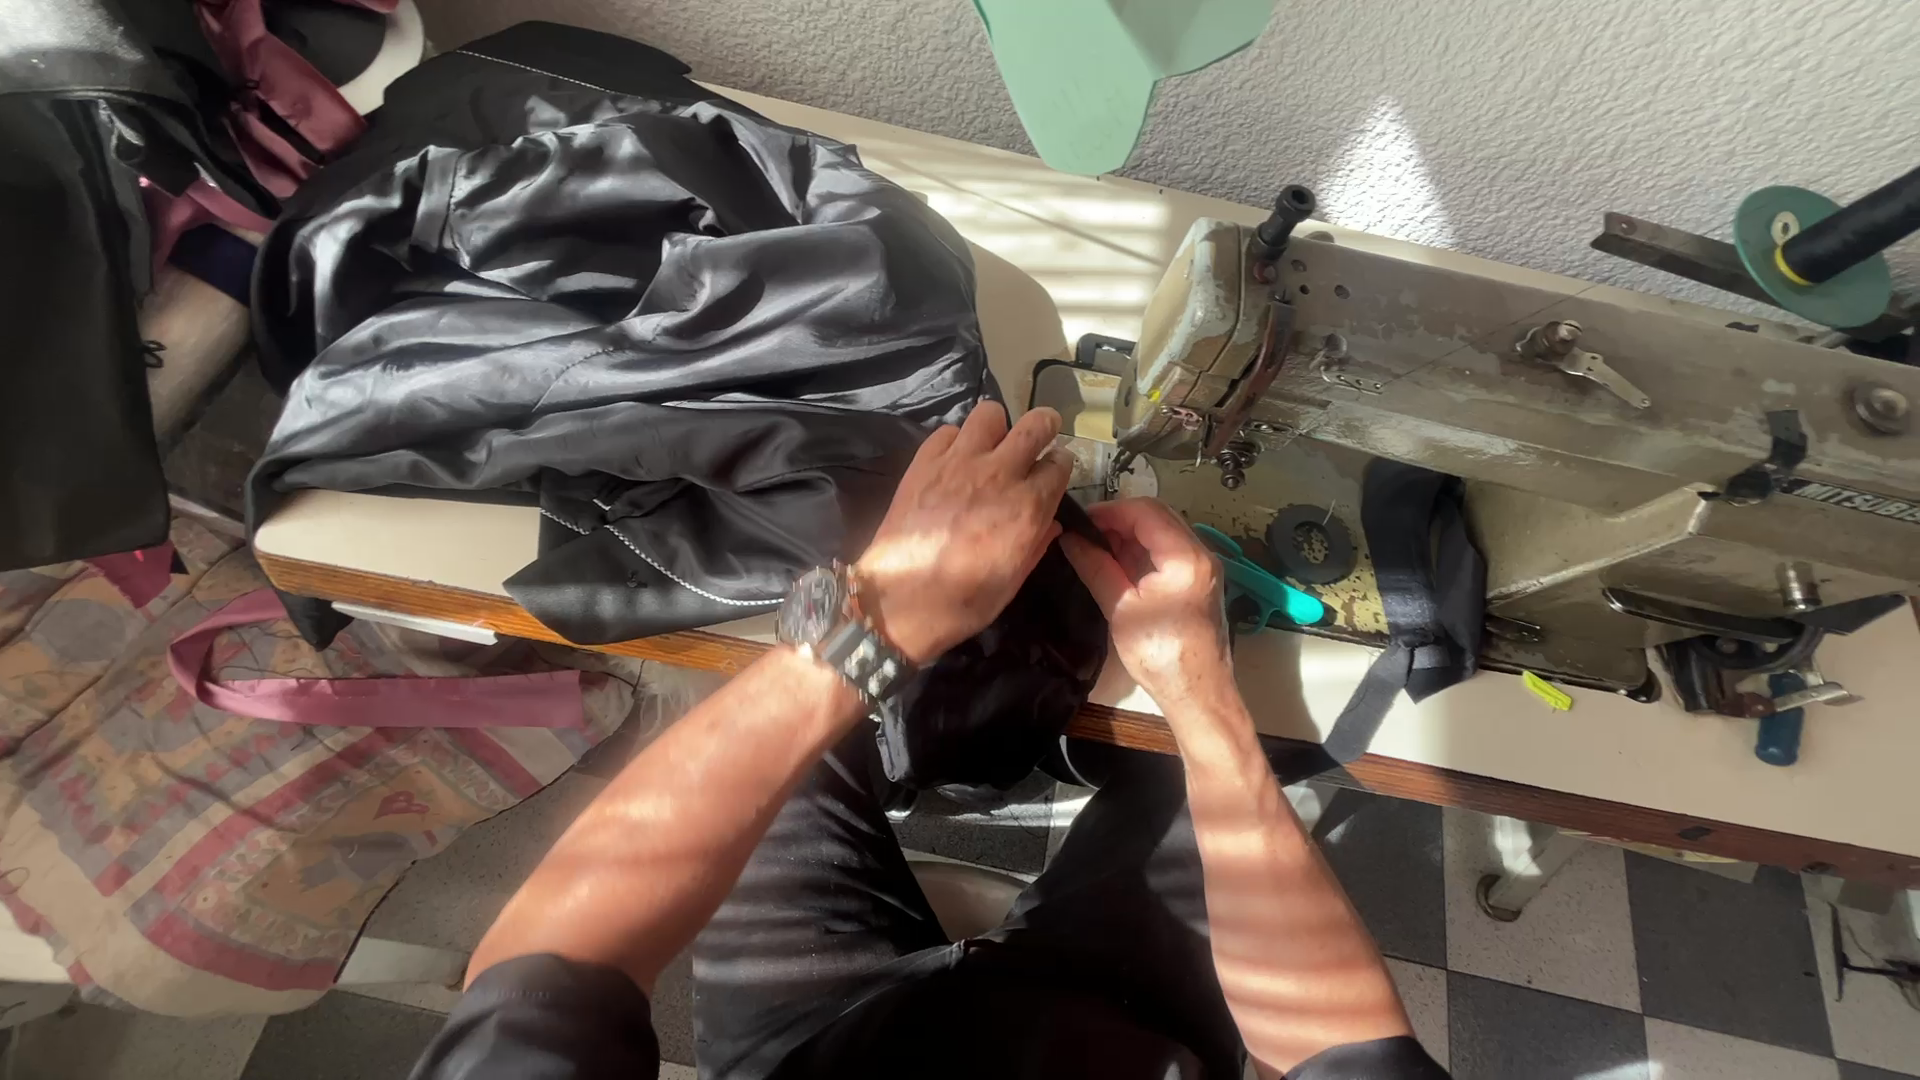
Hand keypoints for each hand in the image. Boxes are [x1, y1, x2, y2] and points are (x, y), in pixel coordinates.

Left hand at [855, 403, 1073, 664]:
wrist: (902, 600)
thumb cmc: (964, 601)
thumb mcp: (1013, 580)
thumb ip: (1036, 544)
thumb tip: (1051, 522)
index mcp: (1028, 507)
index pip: (1060, 463)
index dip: (1060, 466)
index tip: (1053, 472)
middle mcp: (999, 474)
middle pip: (1036, 424)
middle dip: (1044, 426)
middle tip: (1039, 436)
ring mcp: (959, 462)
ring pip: (990, 413)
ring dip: (997, 427)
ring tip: (991, 445)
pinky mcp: (924, 461)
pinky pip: (948, 431)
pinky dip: (956, 441)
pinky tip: (953, 461)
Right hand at [1058, 498, 1232, 705]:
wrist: (1198, 694)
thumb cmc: (1160, 655)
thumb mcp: (1120, 609)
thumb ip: (1096, 567)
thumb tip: (1070, 539)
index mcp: (1186, 558)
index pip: (1145, 512)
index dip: (1110, 511)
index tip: (1080, 522)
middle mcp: (1201, 555)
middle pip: (1157, 516)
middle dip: (1119, 520)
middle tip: (1085, 534)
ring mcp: (1202, 568)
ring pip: (1162, 533)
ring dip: (1128, 535)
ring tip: (1095, 550)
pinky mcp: (1196, 582)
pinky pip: (1166, 553)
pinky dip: (1140, 552)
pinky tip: (1116, 565)